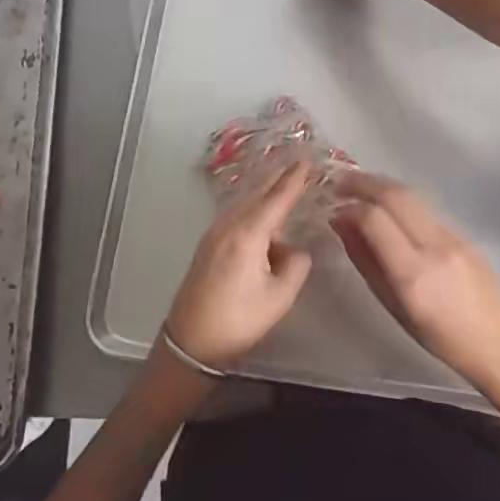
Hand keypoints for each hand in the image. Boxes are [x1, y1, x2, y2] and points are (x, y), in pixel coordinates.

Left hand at [165, 162, 315, 368]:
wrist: (191, 340)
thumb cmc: (238, 320)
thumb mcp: (279, 297)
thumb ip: (295, 266)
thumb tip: (295, 249)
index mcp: (247, 235)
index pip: (276, 199)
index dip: (294, 180)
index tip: (308, 160)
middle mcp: (228, 227)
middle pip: (256, 194)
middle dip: (278, 176)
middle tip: (298, 159)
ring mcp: (213, 234)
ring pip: (243, 202)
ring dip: (263, 189)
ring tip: (282, 177)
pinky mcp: (207, 245)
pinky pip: (234, 214)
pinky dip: (251, 204)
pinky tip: (259, 207)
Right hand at [331, 174, 499, 379]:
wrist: (498, 342)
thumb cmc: (439, 338)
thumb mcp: (392, 305)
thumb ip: (366, 262)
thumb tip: (342, 226)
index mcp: (414, 273)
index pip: (375, 220)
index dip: (349, 208)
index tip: (332, 210)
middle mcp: (436, 247)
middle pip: (397, 196)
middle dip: (364, 182)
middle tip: (338, 182)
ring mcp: (455, 237)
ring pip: (414, 197)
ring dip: (382, 187)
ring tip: (357, 189)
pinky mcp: (465, 235)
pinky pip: (426, 210)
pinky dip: (400, 201)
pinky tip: (387, 209)